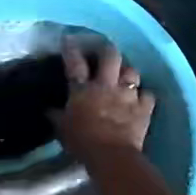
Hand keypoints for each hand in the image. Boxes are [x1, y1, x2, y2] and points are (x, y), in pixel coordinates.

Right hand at [56, 39, 154, 156]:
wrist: (111, 154)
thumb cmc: (82, 141)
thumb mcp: (63, 129)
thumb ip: (56, 116)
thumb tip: (47, 110)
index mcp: (83, 89)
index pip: (75, 63)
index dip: (71, 49)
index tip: (69, 39)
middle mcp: (106, 86)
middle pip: (110, 56)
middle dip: (107, 49)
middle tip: (104, 49)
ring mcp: (127, 95)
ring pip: (132, 71)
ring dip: (128, 71)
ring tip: (125, 73)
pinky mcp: (143, 108)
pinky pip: (148, 95)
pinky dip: (144, 95)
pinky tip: (142, 97)